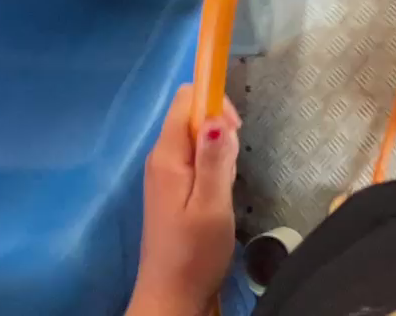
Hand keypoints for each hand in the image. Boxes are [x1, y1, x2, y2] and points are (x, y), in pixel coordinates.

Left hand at [127, 85, 240, 315]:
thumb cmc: (194, 254)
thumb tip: (216, 116)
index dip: (214, 101)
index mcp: (167, 155)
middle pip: (192, 114)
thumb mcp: (212, 205)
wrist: (171, 300)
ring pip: (197, 135)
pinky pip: (195, 157)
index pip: (186, 98)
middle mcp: (161, 156)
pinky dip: (212, 166)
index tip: (234, 129)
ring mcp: (165, 171)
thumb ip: (214, 159)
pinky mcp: (172, 186)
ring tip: (223, 186)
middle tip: (230, 165)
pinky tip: (217, 194)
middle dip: (219, 128)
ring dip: (218, 150)